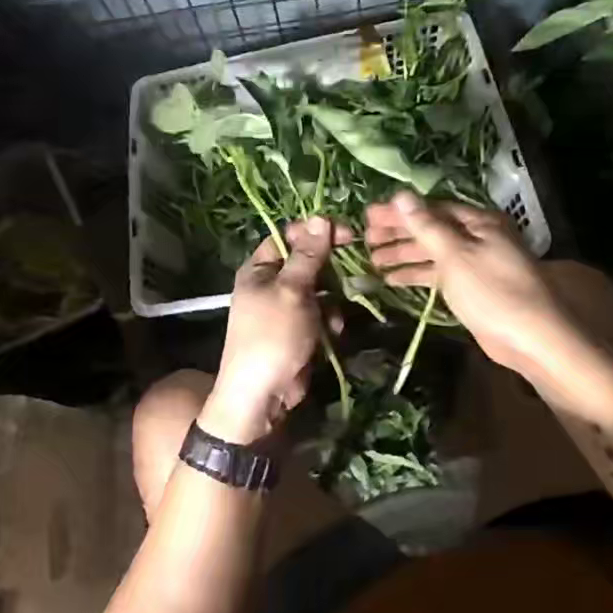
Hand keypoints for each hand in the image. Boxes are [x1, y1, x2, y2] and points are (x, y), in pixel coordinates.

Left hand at [201, 216, 352, 443]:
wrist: (261, 395)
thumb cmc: (272, 335)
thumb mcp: (292, 291)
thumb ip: (308, 256)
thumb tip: (320, 217)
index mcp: (259, 268)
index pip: (289, 237)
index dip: (316, 233)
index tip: (346, 234)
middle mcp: (270, 284)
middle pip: (307, 263)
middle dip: (330, 271)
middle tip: (353, 273)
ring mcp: (284, 309)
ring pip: (320, 290)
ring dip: (332, 301)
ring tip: (334, 317)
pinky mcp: (298, 331)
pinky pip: (320, 315)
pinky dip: (329, 322)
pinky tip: (332, 334)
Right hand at [364, 192, 581, 376]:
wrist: (532, 340)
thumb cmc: (493, 291)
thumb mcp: (455, 255)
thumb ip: (425, 226)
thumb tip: (401, 194)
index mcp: (479, 222)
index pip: (431, 209)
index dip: (399, 212)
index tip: (368, 216)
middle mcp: (478, 237)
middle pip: (430, 229)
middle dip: (398, 233)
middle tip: (365, 237)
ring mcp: (475, 263)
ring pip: (432, 252)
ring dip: (403, 255)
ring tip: (372, 259)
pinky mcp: (471, 288)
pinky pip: (438, 274)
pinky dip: (416, 274)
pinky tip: (391, 279)